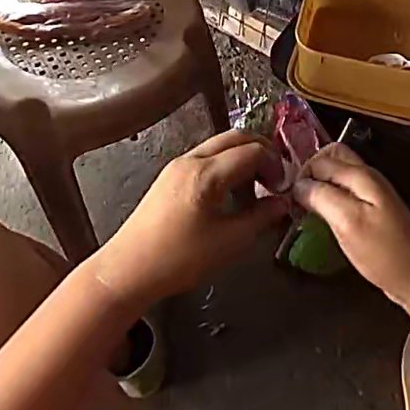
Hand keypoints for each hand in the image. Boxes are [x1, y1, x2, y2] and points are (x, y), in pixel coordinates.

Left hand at [93, 131, 292, 304]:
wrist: (126, 271)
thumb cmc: (179, 259)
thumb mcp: (229, 241)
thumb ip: (261, 217)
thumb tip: (282, 203)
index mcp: (206, 173)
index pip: (253, 151)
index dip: (275, 164)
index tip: (283, 187)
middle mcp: (191, 160)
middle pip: (236, 137)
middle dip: (262, 151)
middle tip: (276, 176)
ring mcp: (177, 166)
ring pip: (220, 145)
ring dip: (244, 156)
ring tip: (257, 183)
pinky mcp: (169, 177)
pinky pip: (206, 156)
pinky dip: (227, 163)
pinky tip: (232, 189)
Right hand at [291, 144, 409, 317]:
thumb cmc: (385, 252)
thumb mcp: (348, 222)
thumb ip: (322, 197)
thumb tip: (298, 184)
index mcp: (362, 175)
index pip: (321, 158)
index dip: (301, 174)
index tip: (288, 199)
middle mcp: (368, 179)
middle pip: (331, 160)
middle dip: (310, 175)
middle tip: (295, 202)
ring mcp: (372, 196)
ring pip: (337, 179)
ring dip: (318, 189)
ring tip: (303, 213)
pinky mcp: (373, 214)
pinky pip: (344, 197)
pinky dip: (329, 203)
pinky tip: (321, 222)